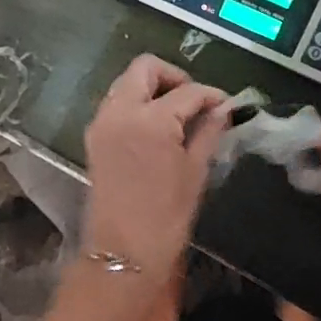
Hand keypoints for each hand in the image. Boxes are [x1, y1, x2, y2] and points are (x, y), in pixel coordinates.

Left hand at [82, 55, 227, 278]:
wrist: (123, 252)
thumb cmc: (166, 215)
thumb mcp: (195, 171)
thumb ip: (209, 131)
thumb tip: (223, 109)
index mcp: (150, 118)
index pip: (187, 91)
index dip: (211, 95)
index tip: (226, 105)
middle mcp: (120, 111)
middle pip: (145, 68)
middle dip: (173, 77)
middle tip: (195, 101)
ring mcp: (102, 122)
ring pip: (127, 83)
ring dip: (152, 89)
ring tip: (178, 115)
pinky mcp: (94, 137)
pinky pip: (116, 104)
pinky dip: (136, 104)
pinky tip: (157, 128)